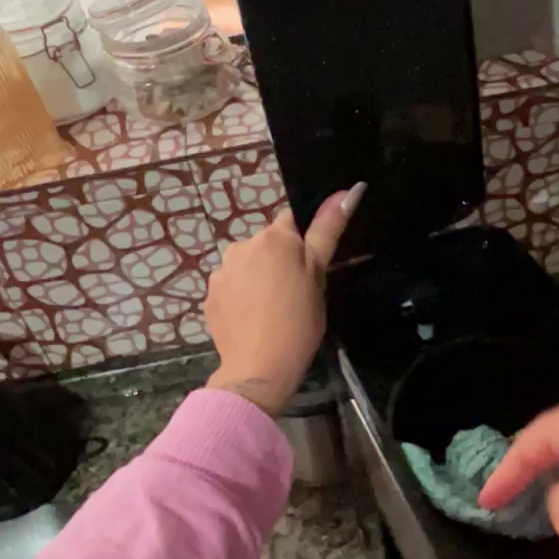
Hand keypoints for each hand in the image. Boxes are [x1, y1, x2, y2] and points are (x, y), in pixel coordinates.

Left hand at [201, 185, 362, 414]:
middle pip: (266, 245)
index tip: (310, 270)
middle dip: (279, 262)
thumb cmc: (299, 320)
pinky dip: (241, 299)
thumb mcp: (319, 275)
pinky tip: (254, 320)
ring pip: (247, 267)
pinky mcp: (209, 297)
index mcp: (273, 237)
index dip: (303, 245)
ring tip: (273, 311)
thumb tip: (349, 190)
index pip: (291, 223)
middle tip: (296, 295)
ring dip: (258, 280)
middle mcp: (241, 245)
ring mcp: (221, 272)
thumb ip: (328, 230)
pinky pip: (231, 289)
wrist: (260, 367)